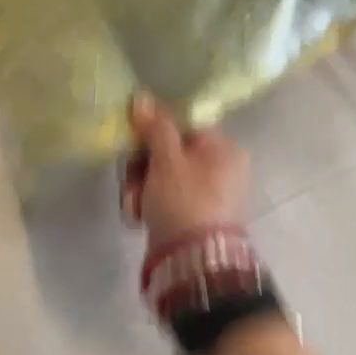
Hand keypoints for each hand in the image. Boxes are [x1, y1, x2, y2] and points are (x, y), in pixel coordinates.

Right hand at [123, 93, 250, 246]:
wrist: (193, 259)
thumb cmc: (184, 200)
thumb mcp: (167, 159)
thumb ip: (155, 127)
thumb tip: (142, 96)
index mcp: (225, 149)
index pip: (183, 125)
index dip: (154, 131)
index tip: (133, 142)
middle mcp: (222, 168)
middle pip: (169, 151)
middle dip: (142, 166)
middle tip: (131, 179)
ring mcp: (208, 194)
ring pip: (161, 176)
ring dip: (140, 187)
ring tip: (135, 204)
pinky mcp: (193, 216)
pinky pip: (165, 198)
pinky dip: (149, 204)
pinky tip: (140, 216)